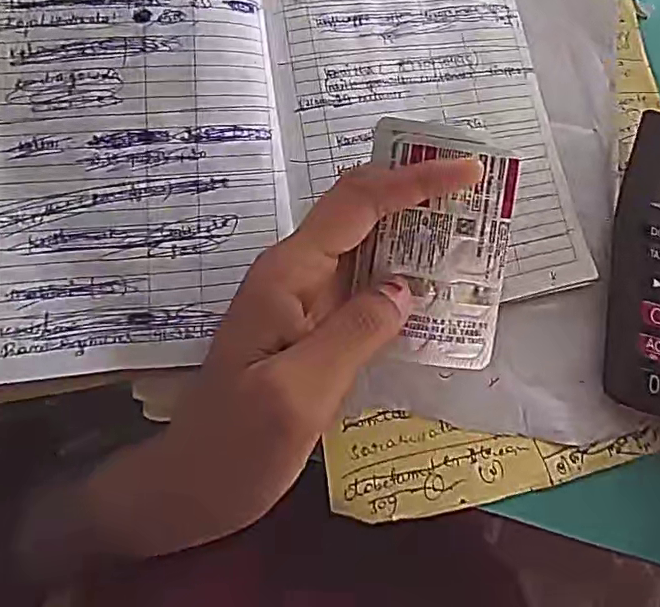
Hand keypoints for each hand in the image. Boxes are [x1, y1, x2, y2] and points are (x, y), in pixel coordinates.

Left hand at [17, 158, 481, 578]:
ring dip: (410, 220)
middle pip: (358, 204)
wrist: (188, 488)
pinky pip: (361, 274)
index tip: (467, 171)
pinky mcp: (310, 317)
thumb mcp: (299, 395)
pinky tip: (428, 277)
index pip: (358, 204)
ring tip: (462, 220)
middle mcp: (295, 268)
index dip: (415, 181)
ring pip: (362, 236)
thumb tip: (408, 286)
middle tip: (471, 186)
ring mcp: (301, 292)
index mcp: (289, 272)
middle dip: (414, 186)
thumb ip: (356, 332)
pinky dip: (399, 263)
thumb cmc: (235, 446)